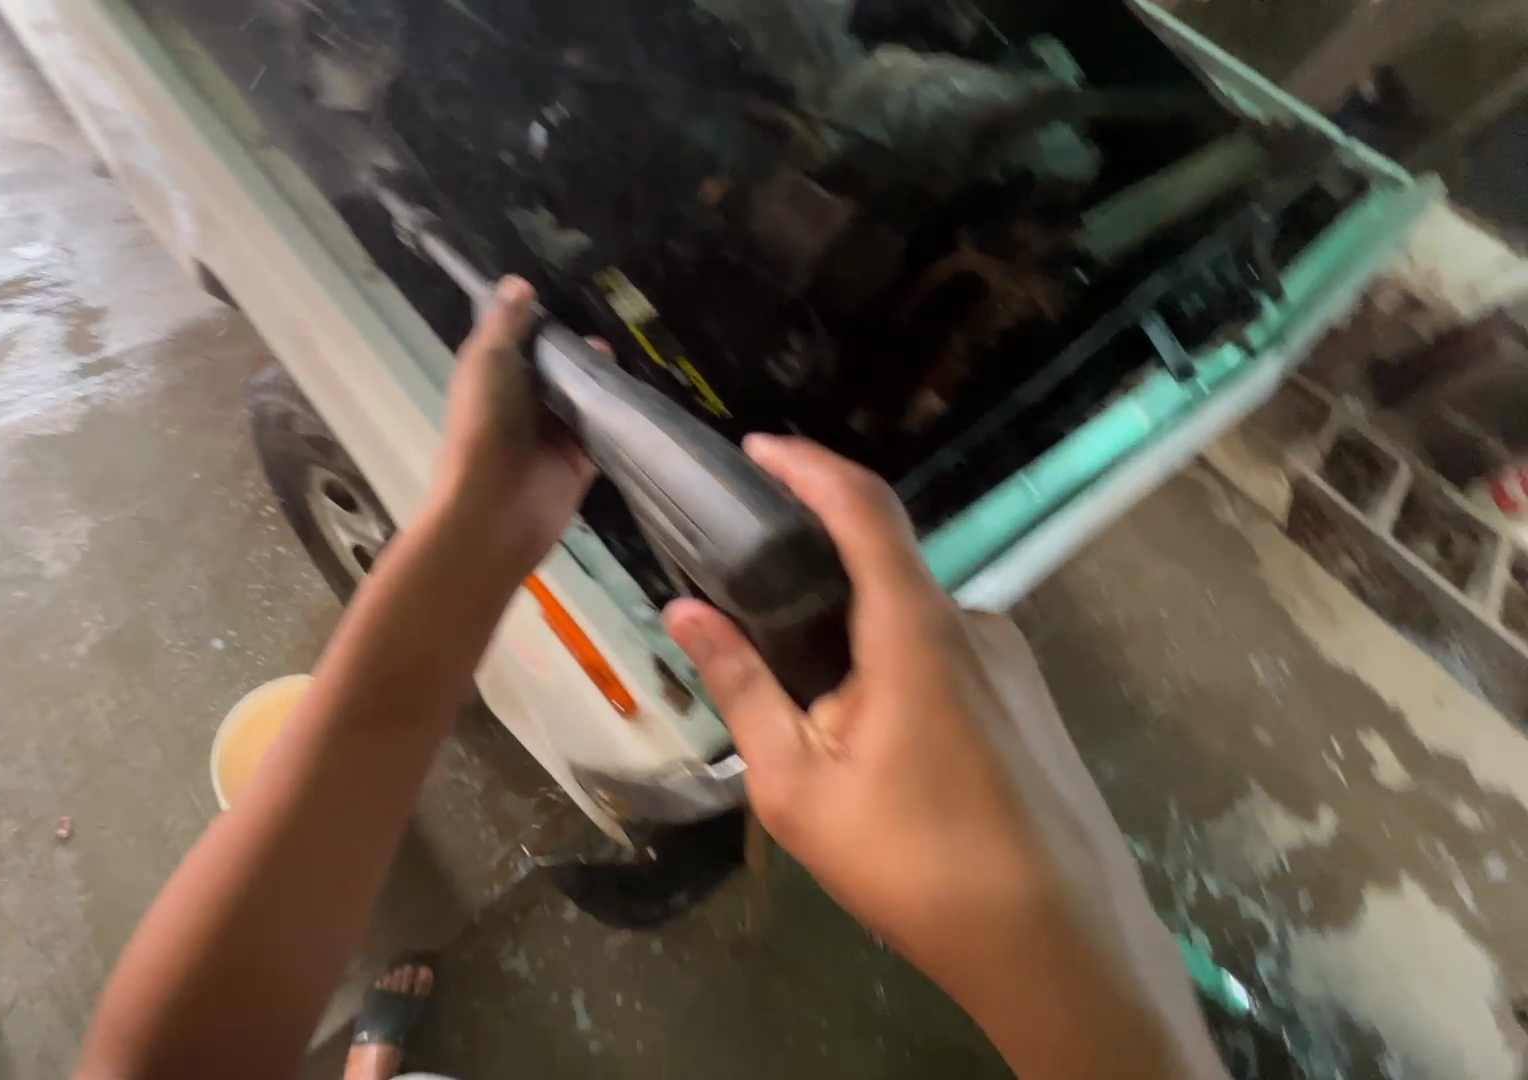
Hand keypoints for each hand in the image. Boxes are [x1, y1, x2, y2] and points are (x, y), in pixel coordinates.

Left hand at [431, 277, 595, 574]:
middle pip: (556, 372)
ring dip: (598, 382)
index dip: (539, 325)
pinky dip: (614, 418)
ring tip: (617, 361)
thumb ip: (505, 323)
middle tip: (600, 341)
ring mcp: (552, 437)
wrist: (497, 505)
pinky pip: (601, 433)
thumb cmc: (483, 425)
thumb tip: (520, 283)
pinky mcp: (580, 463)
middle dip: (577, 353)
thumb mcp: (487, 361)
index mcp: (493, 381)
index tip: (567, 301)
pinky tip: (631, 396)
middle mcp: (523, 407)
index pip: (520, 346)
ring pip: (582, 400)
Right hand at [664, 435, 1225, 1078]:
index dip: (808, 465)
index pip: (864, 509)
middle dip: (810, 576)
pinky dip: (889, 663)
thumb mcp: (797, 784)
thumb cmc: (915, 866)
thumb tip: (683, 610)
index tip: (756, 449)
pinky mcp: (1026, 697)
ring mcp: (1009, 661)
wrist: (1063, 956)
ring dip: (850, 639)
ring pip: (907, 616)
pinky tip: (873, 741)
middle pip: (879, 562)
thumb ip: (742, 686)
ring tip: (812, 715)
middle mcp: (972, 626)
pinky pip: (941, 650)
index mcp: (916, 634)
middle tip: (756, 627)